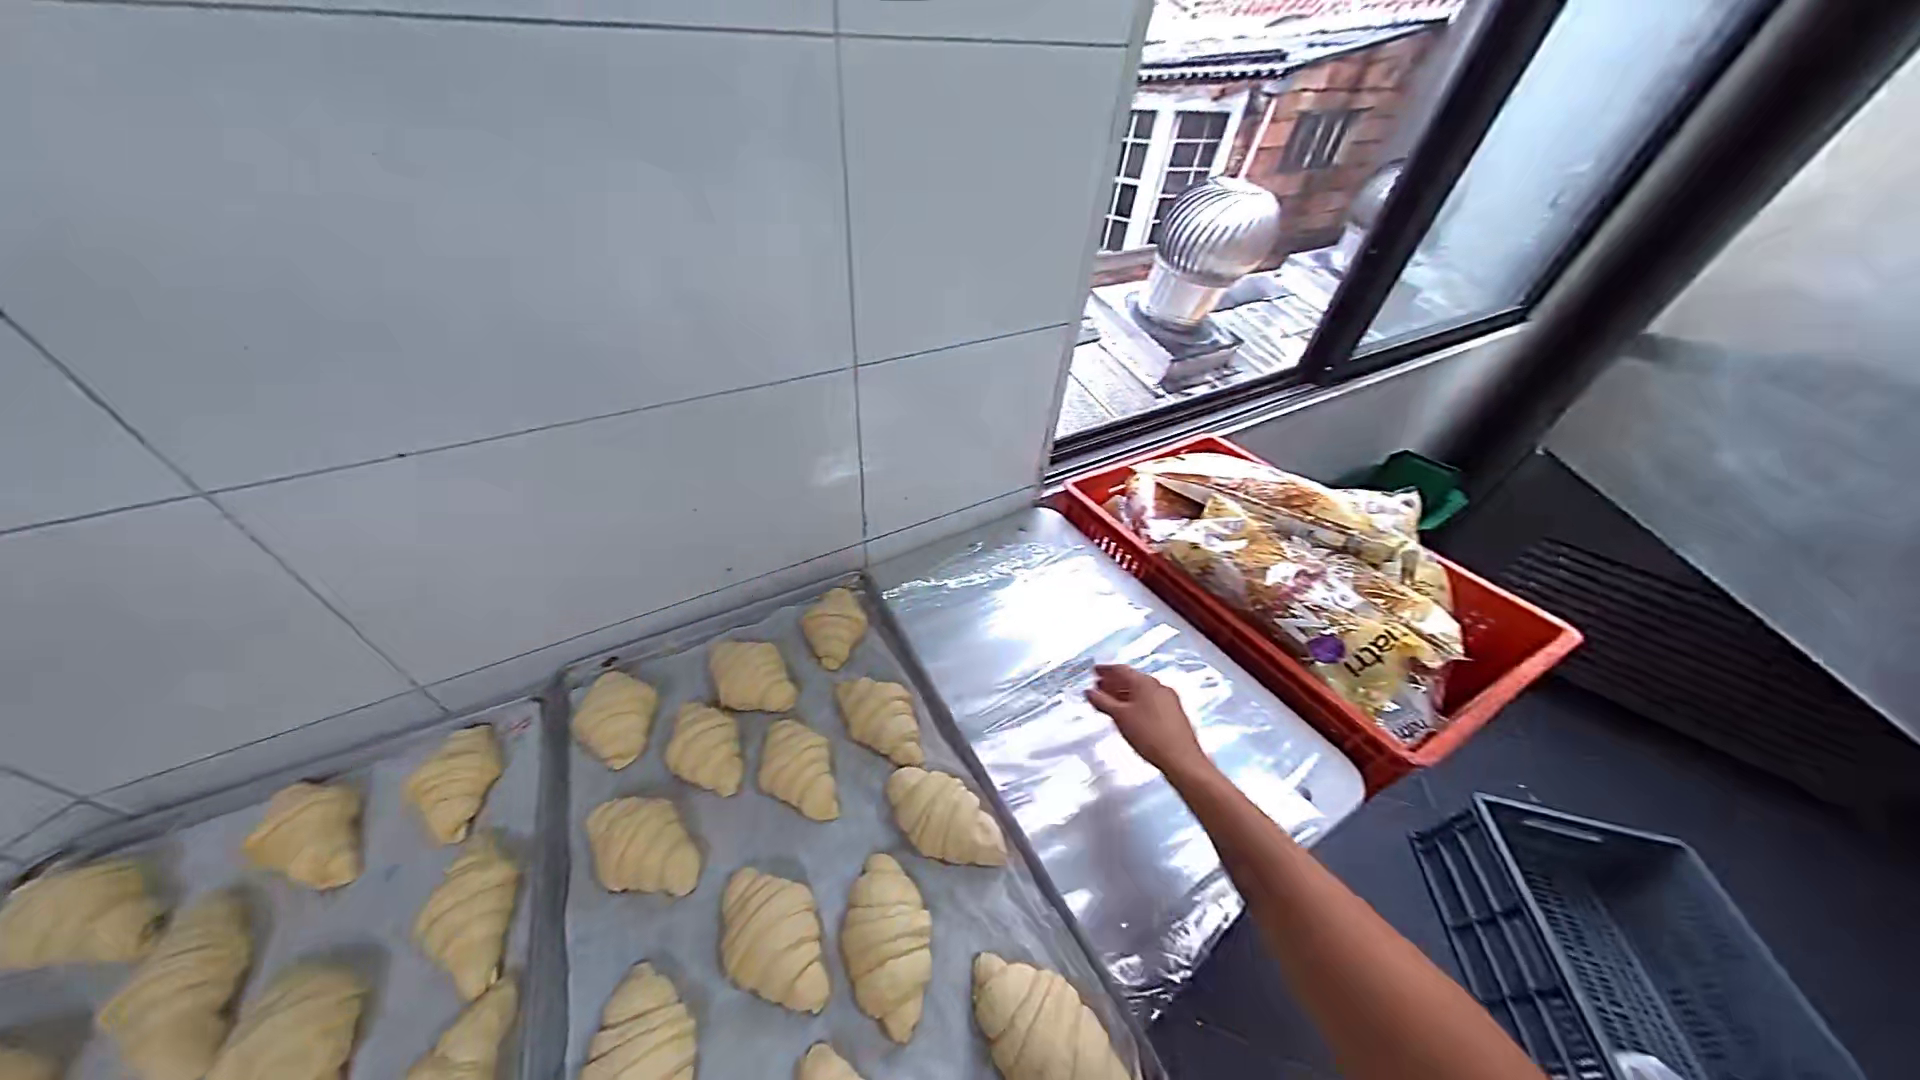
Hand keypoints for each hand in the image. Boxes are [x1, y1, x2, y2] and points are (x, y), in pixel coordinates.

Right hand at [1086, 664, 1213, 779]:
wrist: (1180, 758)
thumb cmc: (1153, 737)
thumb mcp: (1120, 717)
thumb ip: (1102, 702)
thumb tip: (1091, 693)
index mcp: (1145, 683)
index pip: (1120, 670)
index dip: (1105, 670)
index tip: (1096, 671)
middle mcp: (1159, 687)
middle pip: (1131, 679)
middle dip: (1114, 683)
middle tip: (1101, 686)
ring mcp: (1168, 700)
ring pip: (1141, 691)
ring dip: (1125, 694)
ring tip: (1112, 701)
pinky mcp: (1174, 713)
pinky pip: (1151, 702)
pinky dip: (1137, 703)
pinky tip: (1130, 714)